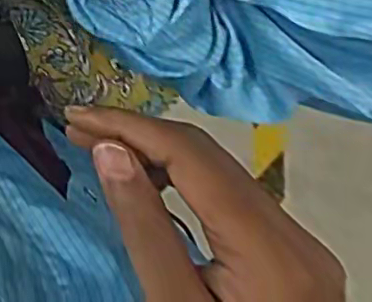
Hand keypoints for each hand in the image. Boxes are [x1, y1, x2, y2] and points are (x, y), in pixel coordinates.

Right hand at [65, 106, 345, 301]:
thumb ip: (144, 227)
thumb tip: (107, 148)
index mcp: (271, 250)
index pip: (188, 154)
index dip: (126, 126)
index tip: (74, 118)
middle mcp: (294, 236)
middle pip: (203, 153)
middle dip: (134, 132)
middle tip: (78, 130)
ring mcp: (297, 243)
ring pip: (213, 166)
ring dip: (152, 148)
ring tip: (101, 148)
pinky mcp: (289, 253)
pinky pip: (224, 189)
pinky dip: (177, 172)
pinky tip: (146, 178)